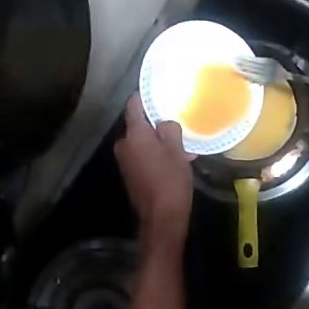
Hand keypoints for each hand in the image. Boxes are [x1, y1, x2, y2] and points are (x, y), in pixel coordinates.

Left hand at [115, 94, 193, 247]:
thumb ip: (170, 129)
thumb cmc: (170, 180)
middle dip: (159, 125)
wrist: (161, 217)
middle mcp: (124, 145)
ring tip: (185, 147)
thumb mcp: (177, 150)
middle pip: (140, 126)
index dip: (145, 97)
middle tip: (180, 125)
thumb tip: (165, 123)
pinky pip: (144, 156)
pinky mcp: (131, 174)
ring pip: (144, 142)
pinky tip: (177, 161)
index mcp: (134, 135)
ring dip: (161, 142)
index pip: (134, 105)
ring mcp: (126, 161)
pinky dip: (158, 155)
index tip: (158, 92)